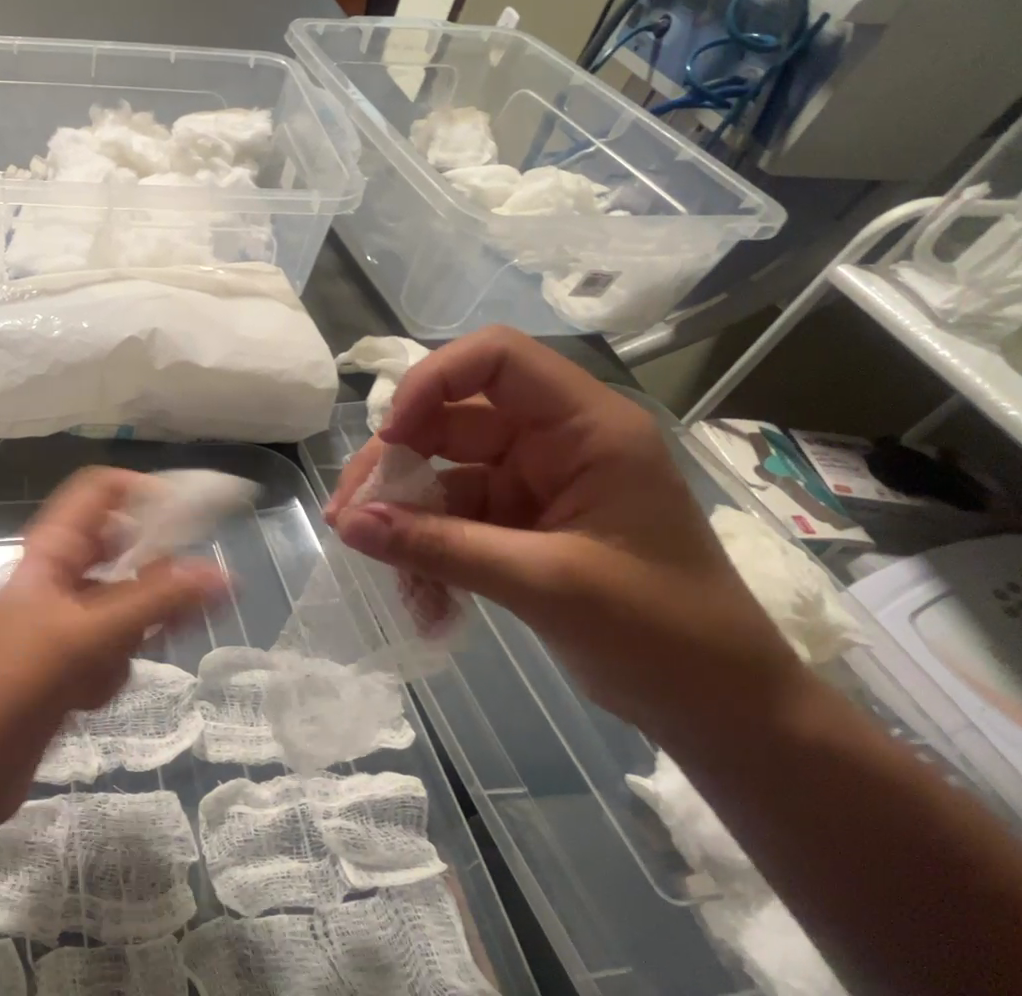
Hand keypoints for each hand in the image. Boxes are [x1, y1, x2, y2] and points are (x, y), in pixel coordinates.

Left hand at [0, 468, 226, 818]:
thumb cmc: (12, 688)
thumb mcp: (88, 636)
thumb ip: (157, 601)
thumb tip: (224, 572)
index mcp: (49, 551)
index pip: (101, 492)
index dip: (147, 493)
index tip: (196, 521)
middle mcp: (56, 579)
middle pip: (121, 554)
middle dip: (150, 584)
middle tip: (178, 610)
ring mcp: (61, 624)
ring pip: (122, 610)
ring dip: (127, 640)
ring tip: (101, 670)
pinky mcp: (65, 666)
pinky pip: (110, 653)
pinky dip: (109, 673)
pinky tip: (85, 700)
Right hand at [325, 327, 807, 742]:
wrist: (718, 705)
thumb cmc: (660, 630)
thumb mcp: (544, 583)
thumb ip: (440, 547)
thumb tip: (347, 524)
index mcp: (586, 428)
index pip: (495, 361)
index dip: (430, 383)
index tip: (388, 440)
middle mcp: (555, 444)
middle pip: (449, 421)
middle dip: (394, 468)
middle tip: (348, 519)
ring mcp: (534, 487)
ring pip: (440, 477)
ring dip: (405, 524)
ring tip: (385, 576)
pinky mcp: (520, 529)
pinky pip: (451, 524)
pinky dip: (427, 558)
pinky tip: (423, 605)